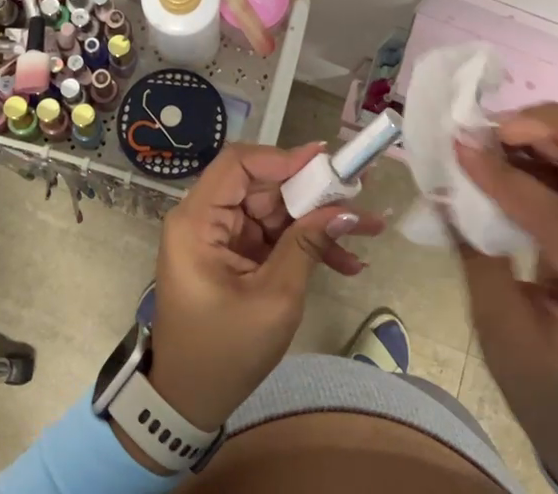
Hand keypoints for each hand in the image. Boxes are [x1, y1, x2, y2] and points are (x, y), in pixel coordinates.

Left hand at [145, 144, 382, 441]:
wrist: (189, 400)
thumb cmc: (225, 351)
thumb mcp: (274, 298)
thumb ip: (306, 245)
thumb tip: (344, 208)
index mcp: (197, 222)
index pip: (238, 164)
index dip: (283, 158)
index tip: (327, 162)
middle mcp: (204, 219)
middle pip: (262, 185)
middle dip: (312, 192)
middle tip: (360, 195)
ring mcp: (220, 238)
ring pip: (274, 210)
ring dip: (318, 222)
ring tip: (368, 230)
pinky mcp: (234, 256)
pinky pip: (273, 237)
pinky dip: (305, 245)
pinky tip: (346, 262)